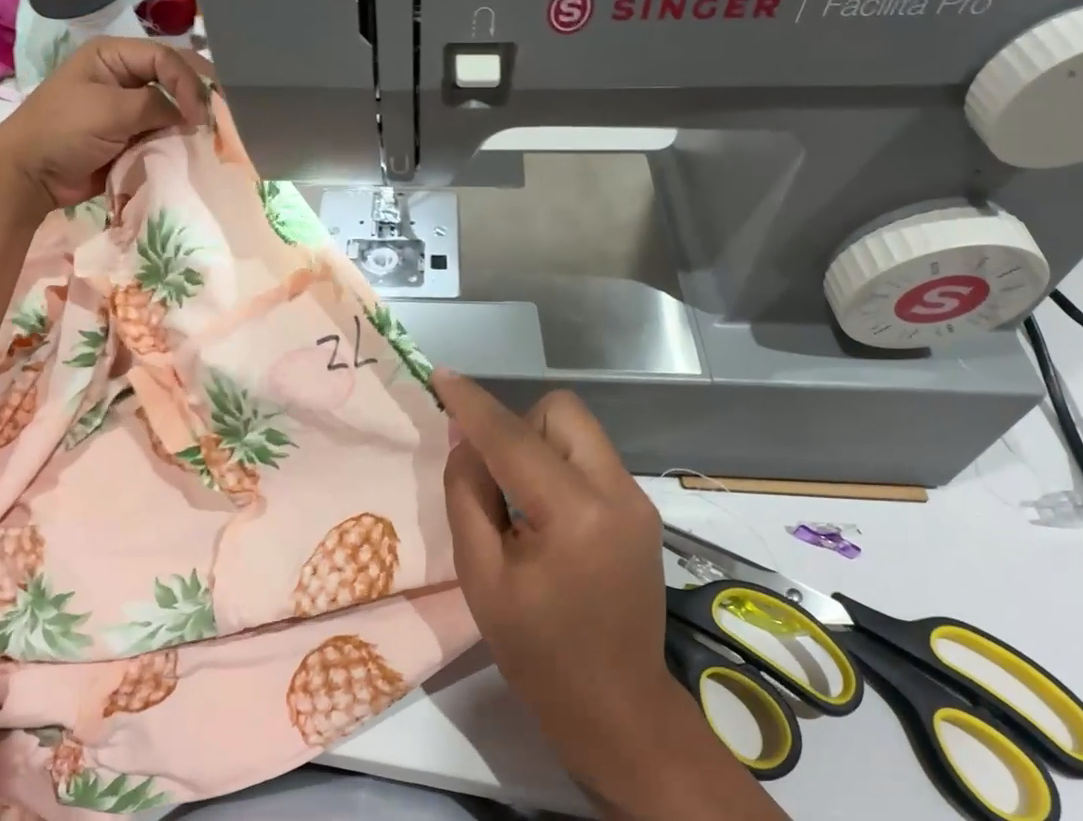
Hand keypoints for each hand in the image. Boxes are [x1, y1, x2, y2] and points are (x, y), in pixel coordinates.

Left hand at [0, 37, 215, 207]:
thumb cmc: (63, 131)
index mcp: (113, 55)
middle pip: (173, 79)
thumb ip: (155, 105)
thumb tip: (191, 116)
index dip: (188, 82)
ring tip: (211, 136)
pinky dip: (177, 141)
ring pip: (172, 108)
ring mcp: (127, 108)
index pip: (166, 57)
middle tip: (221, 117)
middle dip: (195, 97)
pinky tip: (193, 149)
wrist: (31, 175)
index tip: (199, 115)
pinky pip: (162, 134)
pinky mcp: (130, 137)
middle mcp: (124, 76)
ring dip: (189, 122)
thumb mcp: (110, 110)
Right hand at [437, 373, 674, 762]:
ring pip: (579, 431)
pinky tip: (543, 515)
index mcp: (574, 512)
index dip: (472, 404)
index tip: (441, 376)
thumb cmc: (537, 653)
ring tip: (517, 501)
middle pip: (560, 412)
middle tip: (492, 475)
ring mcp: (636, 500)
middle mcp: (616, 491)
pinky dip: (558, 466)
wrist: (616, 706)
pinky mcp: (641, 511)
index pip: (513, 437)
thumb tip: (466, 441)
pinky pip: (591, 459)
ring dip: (539, 445)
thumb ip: (468, 496)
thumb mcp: (481, 577)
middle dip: (517, 425)